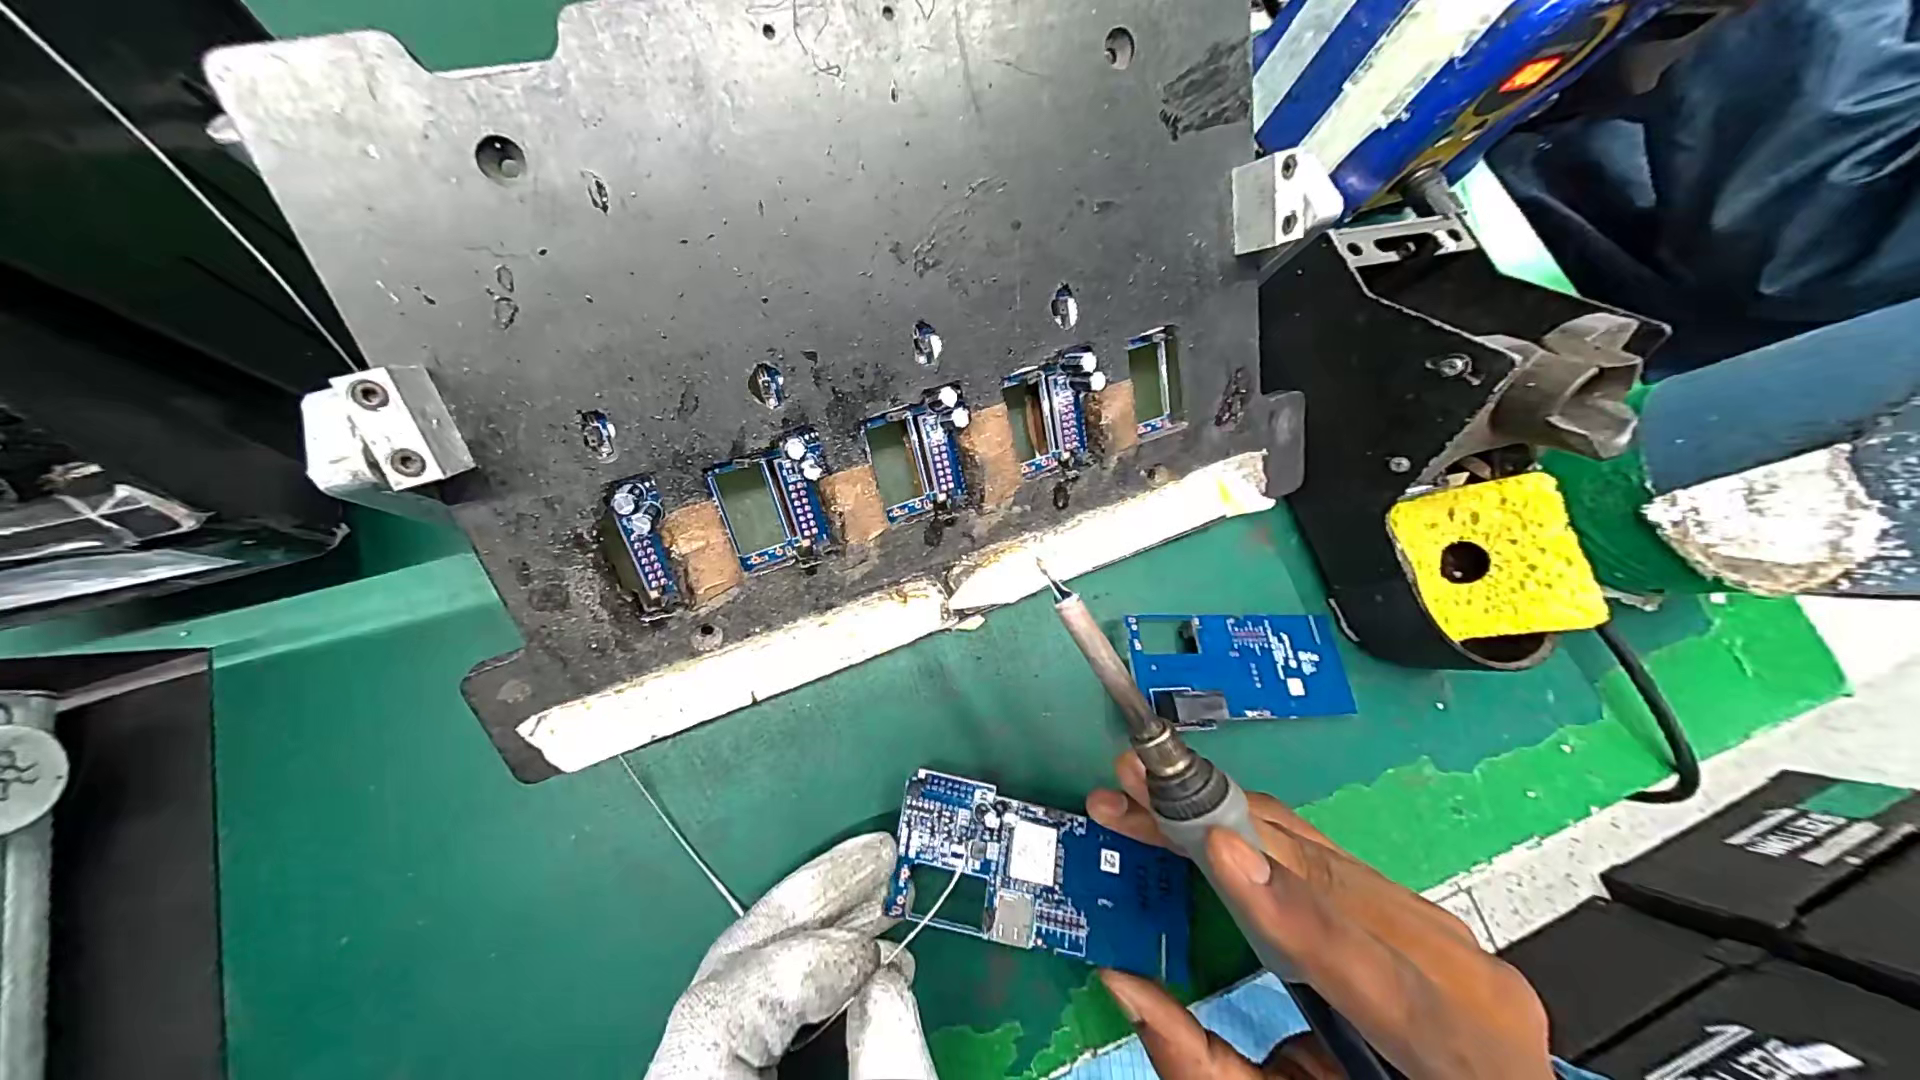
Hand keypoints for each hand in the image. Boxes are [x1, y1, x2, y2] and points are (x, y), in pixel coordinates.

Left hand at [645, 833, 935, 1079]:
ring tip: (883, 880)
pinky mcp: (724, 1068)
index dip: (804, 963)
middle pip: (731, 964)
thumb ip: (887, 1060)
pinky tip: (865, 941)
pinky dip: (818, 965)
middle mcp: (682, 1076)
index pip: (720, 1006)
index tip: (874, 953)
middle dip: (815, 900)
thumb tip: (888, 973)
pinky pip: (765, 1005)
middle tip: (879, 856)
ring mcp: (697, 1068)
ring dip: (826, 921)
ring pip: (748, 973)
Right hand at [1085, 753, 1552, 1079]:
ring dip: (1217, 811)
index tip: (1219, 849)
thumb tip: (1121, 980)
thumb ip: (1208, 1065)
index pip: (1372, 978)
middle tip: (1128, 788)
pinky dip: (1242, 821)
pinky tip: (1189, 809)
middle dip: (1215, 823)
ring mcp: (1430, 920)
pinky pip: (1310, 845)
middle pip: (1325, 879)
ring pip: (1312, 845)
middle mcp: (1455, 968)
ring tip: (1140, 792)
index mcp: (1455, 1052)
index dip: (1289, 910)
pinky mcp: (1397, 893)